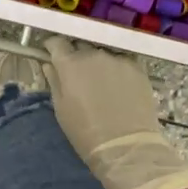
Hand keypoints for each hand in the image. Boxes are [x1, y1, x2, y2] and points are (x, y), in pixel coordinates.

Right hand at [42, 37, 187, 188]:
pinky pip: (121, 61)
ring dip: (97, 61)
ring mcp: (118, 59)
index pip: (57, 42)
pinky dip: (116, 68)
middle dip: (75, 54)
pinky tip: (117, 85)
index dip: (52, 47)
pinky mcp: (138, 68)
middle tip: (76, 72)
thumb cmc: (85, 131)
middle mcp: (94, 54)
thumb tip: (50, 65)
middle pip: (80, 45)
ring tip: (99, 80)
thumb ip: (54, 81)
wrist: (125, 146)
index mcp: (70, 64)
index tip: (51, 54)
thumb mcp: (61, 108)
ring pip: (102, 52)